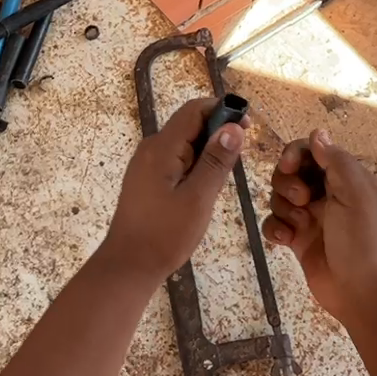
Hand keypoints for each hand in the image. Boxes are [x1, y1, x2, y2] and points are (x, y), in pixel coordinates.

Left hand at [98, 98, 240, 281]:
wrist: (128, 264)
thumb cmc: (165, 234)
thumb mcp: (198, 198)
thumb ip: (216, 161)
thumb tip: (234, 127)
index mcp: (161, 148)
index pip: (193, 110)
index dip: (222, 110)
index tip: (247, 125)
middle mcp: (151, 148)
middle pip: (188, 124)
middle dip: (217, 131)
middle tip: (239, 156)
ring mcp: (146, 164)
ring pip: (183, 143)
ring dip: (207, 150)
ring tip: (224, 176)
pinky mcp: (147, 179)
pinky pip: (175, 159)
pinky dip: (195, 163)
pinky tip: (205, 186)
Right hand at [262, 129, 376, 323]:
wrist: (362, 293)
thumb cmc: (363, 239)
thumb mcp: (356, 194)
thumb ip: (336, 161)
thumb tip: (317, 133)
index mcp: (346, 180)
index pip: (312, 151)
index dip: (295, 153)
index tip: (288, 165)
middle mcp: (327, 194)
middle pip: (290, 172)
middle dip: (287, 183)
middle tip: (302, 200)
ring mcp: (311, 217)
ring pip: (279, 197)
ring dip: (283, 208)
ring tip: (298, 226)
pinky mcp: (298, 239)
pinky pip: (275, 223)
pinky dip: (276, 229)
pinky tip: (286, 241)